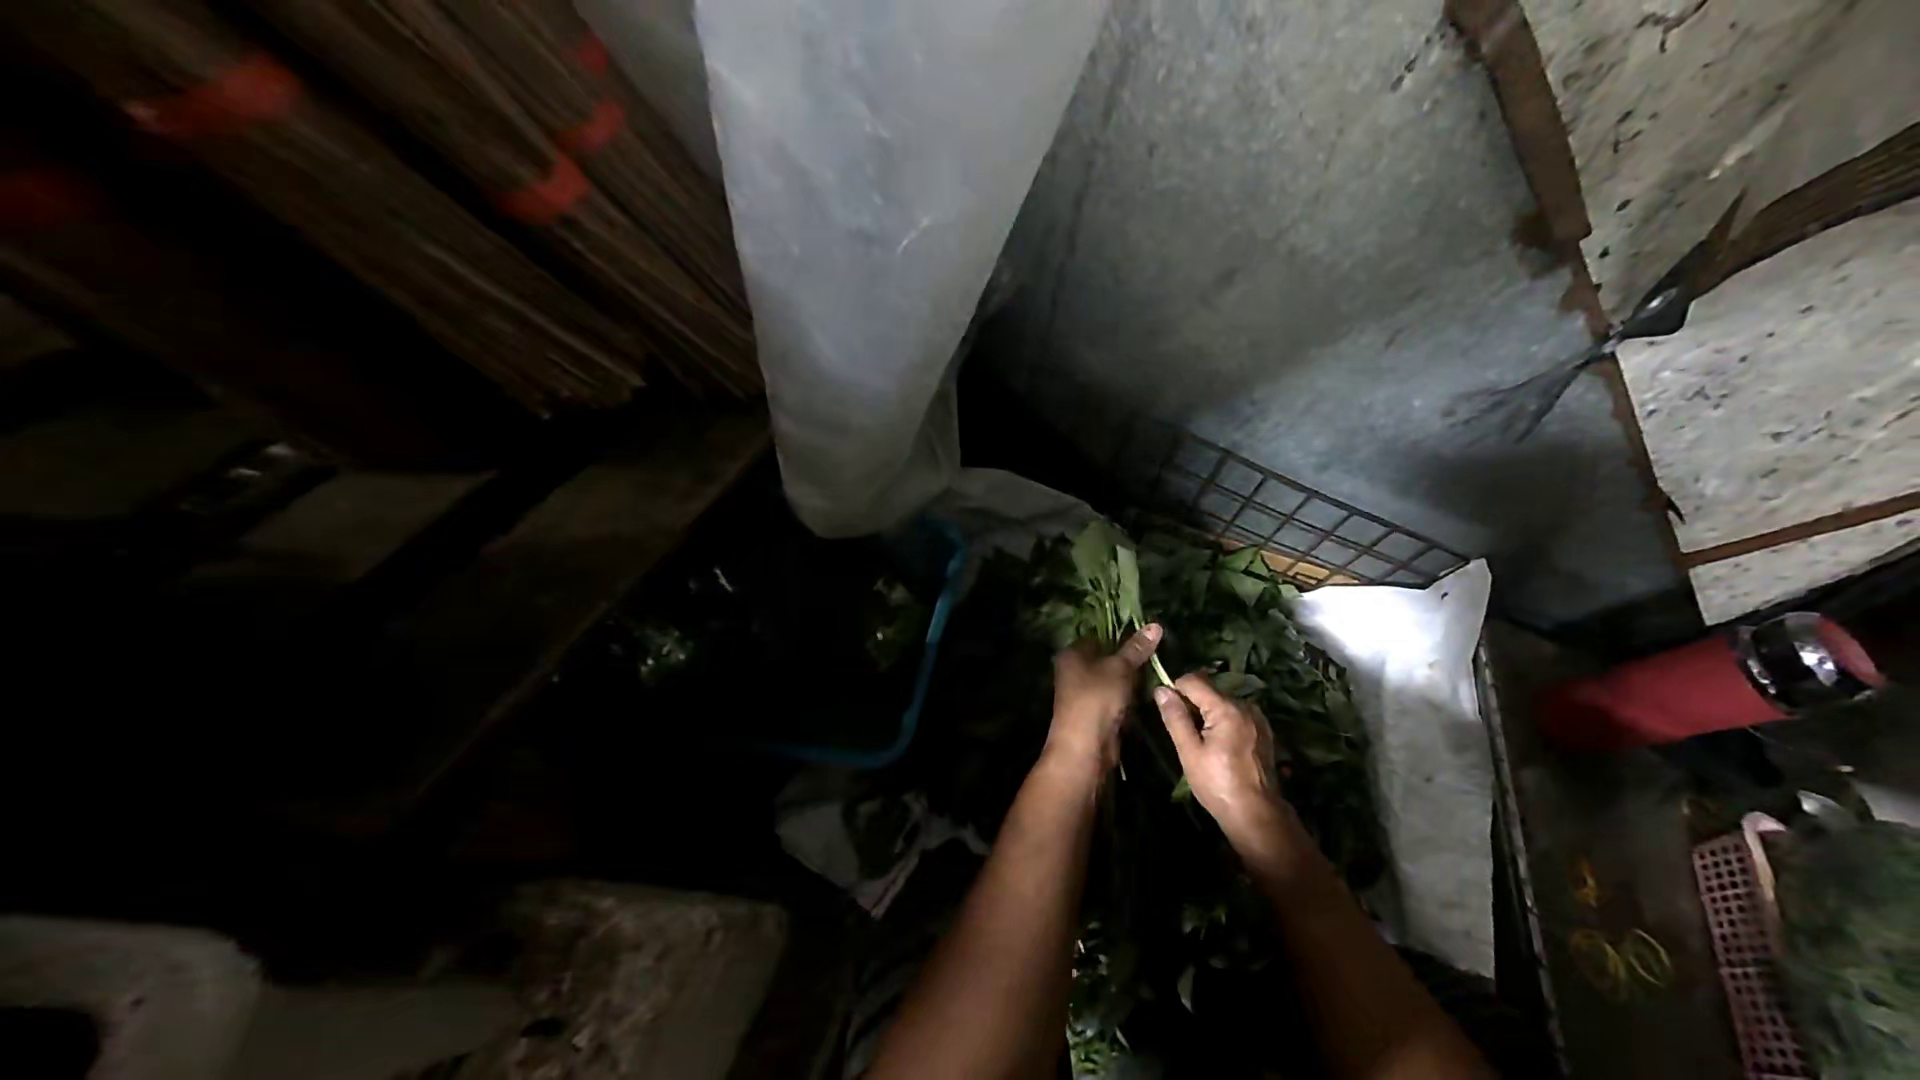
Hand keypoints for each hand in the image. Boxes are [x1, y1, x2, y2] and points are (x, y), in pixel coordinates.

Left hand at [1045, 624, 1161, 775]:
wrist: (1086, 745)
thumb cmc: (1097, 697)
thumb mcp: (1120, 668)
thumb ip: (1136, 648)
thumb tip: (1156, 625)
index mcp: (1072, 654)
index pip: (1098, 636)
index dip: (1121, 635)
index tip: (1147, 637)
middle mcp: (1074, 670)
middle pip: (1107, 658)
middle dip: (1130, 660)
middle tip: (1156, 656)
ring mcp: (1085, 692)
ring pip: (1114, 680)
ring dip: (1132, 681)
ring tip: (1156, 673)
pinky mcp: (1096, 711)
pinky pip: (1116, 698)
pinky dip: (1129, 698)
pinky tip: (1147, 695)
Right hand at [1153, 673, 1291, 849]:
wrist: (1256, 814)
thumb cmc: (1217, 784)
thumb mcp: (1189, 751)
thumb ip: (1175, 717)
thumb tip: (1161, 689)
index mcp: (1227, 709)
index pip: (1193, 680)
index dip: (1175, 689)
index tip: (1167, 709)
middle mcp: (1245, 706)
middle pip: (1209, 689)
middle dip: (1191, 702)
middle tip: (1182, 731)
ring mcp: (1258, 718)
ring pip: (1222, 701)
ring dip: (1207, 712)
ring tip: (1200, 740)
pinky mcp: (1263, 730)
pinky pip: (1236, 713)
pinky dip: (1222, 721)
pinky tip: (1219, 745)